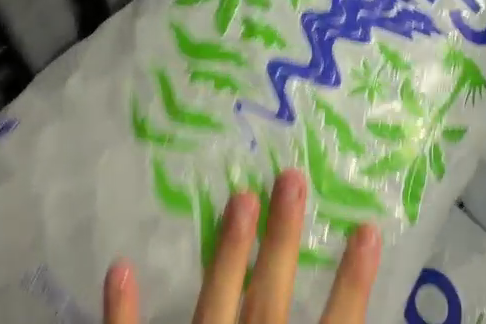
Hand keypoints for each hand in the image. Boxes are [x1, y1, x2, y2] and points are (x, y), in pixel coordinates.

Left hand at [104, 169, 379, 323]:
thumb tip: (354, 282)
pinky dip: (123, 312)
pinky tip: (118, 267)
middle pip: (270, 300)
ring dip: (226, 253)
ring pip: (213, 308)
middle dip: (282, 238)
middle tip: (291, 176)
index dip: (353, 281)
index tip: (367, 226)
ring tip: (239, 195)